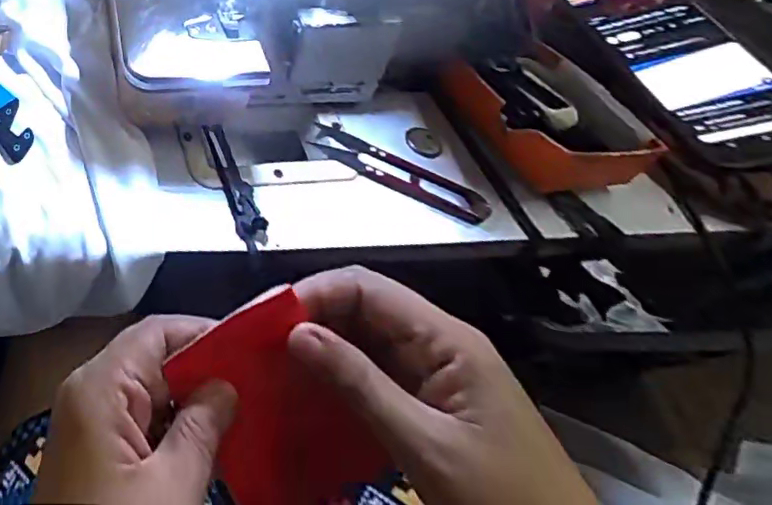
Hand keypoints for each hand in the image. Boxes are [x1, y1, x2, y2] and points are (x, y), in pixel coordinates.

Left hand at [33, 315, 239, 504]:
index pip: (157, 332)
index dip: (203, 333)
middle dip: (200, 369)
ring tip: (238, 408)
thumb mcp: (171, 488)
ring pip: (146, 390)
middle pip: (151, 357)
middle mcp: (88, 392)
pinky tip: (204, 440)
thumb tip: (226, 385)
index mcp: (100, 385)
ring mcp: (86, 423)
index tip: (248, 348)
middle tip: (252, 382)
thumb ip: (202, 426)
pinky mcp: (90, 453)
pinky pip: (136, 420)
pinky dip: (168, 425)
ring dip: (188, 400)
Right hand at [289, 267, 595, 504]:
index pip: (367, 288)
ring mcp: (435, 374)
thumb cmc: (509, 502)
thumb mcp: (428, 447)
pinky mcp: (431, 404)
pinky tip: (311, 396)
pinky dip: (342, 381)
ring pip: (366, 342)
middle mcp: (438, 343)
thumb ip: (362, 386)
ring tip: (276, 367)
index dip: (315, 293)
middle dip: (312, 319)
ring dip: (323, 350)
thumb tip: (299, 334)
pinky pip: (376, 377)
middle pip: (363, 309)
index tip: (270, 317)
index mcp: (446, 337)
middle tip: (262, 344)